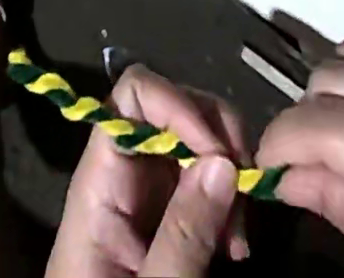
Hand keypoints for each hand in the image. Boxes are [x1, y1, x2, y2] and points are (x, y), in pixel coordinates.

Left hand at [47, 64, 250, 277]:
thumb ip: (183, 234)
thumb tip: (222, 161)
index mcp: (101, 179)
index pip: (132, 96)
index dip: (175, 103)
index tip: (216, 151)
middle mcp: (126, 170)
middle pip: (172, 107)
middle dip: (216, 135)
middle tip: (242, 193)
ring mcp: (150, 189)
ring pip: (196, 137)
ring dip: (229, 169)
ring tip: (240, 236)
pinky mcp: (171, 211)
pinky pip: (206, 176)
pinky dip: (230, 197)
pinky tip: (238, 247)